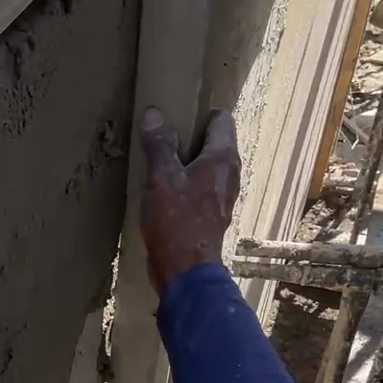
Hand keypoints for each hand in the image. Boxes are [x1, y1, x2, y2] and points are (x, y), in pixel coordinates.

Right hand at [138, 107, 239, 293]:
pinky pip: (199, 190)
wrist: (185, 269)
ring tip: (157, 170)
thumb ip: (159, 145)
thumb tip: (154, 113)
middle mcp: (229, 173)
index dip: (198, 114)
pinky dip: (184, 187)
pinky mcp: (210, 215)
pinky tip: (162, 196)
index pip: (221, 119)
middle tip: (159, 144)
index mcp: (223, 158)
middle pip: (212, 143)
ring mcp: (222, 196)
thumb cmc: (176, 221)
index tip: (173, 120)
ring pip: (205, 168)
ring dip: (184, 165)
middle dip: (188, 140)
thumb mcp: (162, 178)